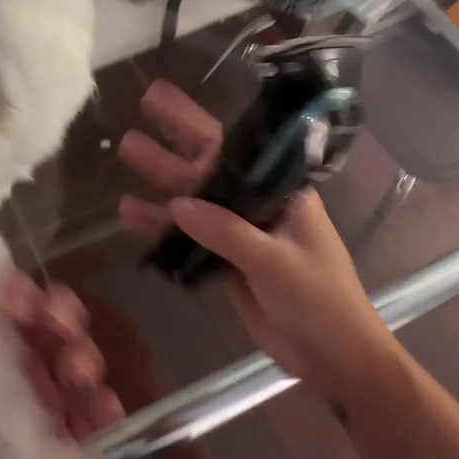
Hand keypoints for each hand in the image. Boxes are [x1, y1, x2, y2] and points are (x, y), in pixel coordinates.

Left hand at [0, 272, 124, 458]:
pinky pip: (101, 422)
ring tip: (78, 367)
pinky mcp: (75, 449)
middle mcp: (22, 375)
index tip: (17, 298)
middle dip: (60, 312)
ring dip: (84, 354)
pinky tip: (102, 405)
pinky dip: (107, 408)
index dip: (18, 293)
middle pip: (51, 328)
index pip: (8, 309)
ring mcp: (51, 411)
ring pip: (79, 365)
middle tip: (58, 320)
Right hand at [116, 81, 401, 404]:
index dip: (192, 121)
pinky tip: (129, 215)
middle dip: (168, 147)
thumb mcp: (276, 263)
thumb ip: (226, 232)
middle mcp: (256, 204)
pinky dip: (160, 227)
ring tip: (123, 161)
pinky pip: (187, 237)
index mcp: (280, 192)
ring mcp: (239, 232)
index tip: (159, 97)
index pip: (232, 147)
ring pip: (191, 201)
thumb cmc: (321, 301)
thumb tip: (177, 204)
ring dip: (159, 183)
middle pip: (205, 168)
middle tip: (130, 128)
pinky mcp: (225, 261)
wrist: (336, 360)